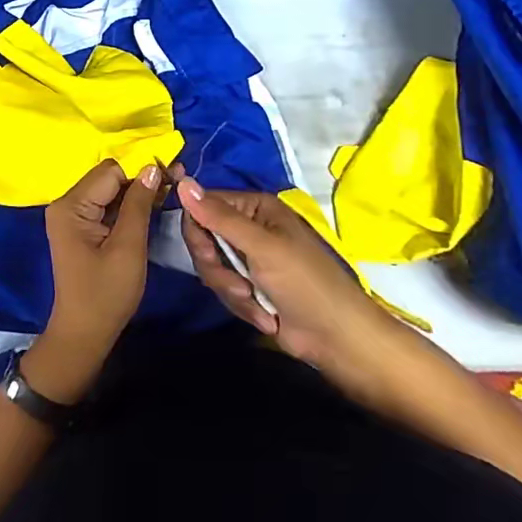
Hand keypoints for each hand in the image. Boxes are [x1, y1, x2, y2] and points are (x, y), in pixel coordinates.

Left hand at [24, 160, 164, 402]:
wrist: (85, 332)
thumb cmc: (107, 293)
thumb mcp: (128, 247)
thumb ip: (138, 204)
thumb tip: (152, 167)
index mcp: (70, 206)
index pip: (110, 171)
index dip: (142, 169)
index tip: (174, 171)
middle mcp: (66, 203)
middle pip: (108, 177)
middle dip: (141, 177)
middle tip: (178, 177)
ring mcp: (71, 215)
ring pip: (109, 190)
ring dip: (137, 190)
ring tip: (171, 188)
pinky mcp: (80, 226)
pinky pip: (106, 205)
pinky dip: (128, 204)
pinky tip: (152, 203)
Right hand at [177, 173, 453, 418]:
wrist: (338, 339)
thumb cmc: (306, 283)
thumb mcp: (262, 247)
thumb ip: (220, 217)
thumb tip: (183, 183)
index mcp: (256, 207)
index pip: (203, 205)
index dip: (198, 230)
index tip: (208, 254)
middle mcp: (249, 226)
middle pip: (203, 238)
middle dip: (218, 269)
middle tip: (239, 286)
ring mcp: (248, 258)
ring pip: (210, 267)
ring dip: (230, 290)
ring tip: (257, 303)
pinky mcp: (249, 285)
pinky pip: (223, 288)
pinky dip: (240, 305)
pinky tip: (264, 315)